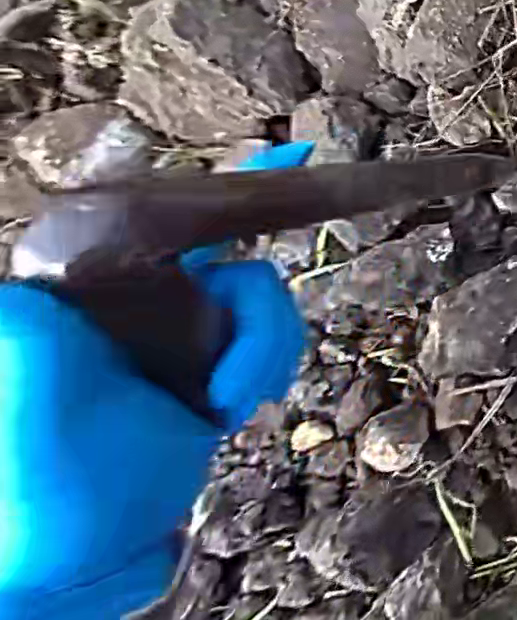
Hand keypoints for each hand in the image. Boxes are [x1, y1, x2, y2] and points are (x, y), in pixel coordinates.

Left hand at [0, 143, 312, 612]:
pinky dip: (267, 361)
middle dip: (254, 320)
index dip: (219, 191)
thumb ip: (31, 366)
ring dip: (263, 350)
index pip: (154, 231)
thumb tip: (5, 294)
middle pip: (235, 269)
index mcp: (79, 308)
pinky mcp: (208, 354)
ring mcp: (174, 331)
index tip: (292, 158)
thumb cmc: (47, 496)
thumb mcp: (34, 435)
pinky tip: (234, 401)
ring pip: (264, 300)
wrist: (87, 553)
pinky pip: (269, 331)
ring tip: (223, 405)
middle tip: (234, 380)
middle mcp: (130, 306)